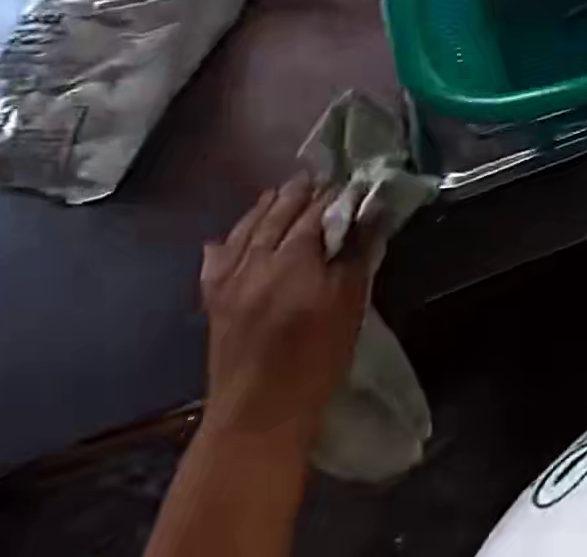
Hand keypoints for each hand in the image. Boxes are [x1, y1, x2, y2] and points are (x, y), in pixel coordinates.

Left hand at [198, 176, 374, 444]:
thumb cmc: (318, 352)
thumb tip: (371, 215)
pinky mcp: (214, 303)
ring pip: (244, 233)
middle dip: (299, 194)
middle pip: (277, 217)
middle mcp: (255, 262)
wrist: (261, 408)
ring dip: (264, 209)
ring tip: (280, 192)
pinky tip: (224, 237)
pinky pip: (215, 263)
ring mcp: (229, 282)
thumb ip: (359, 253)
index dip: (336, 196)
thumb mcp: (352, 299)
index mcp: (293, 259)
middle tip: (318, 177)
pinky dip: (223, 244)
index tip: (354, 181)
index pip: (317, 214)